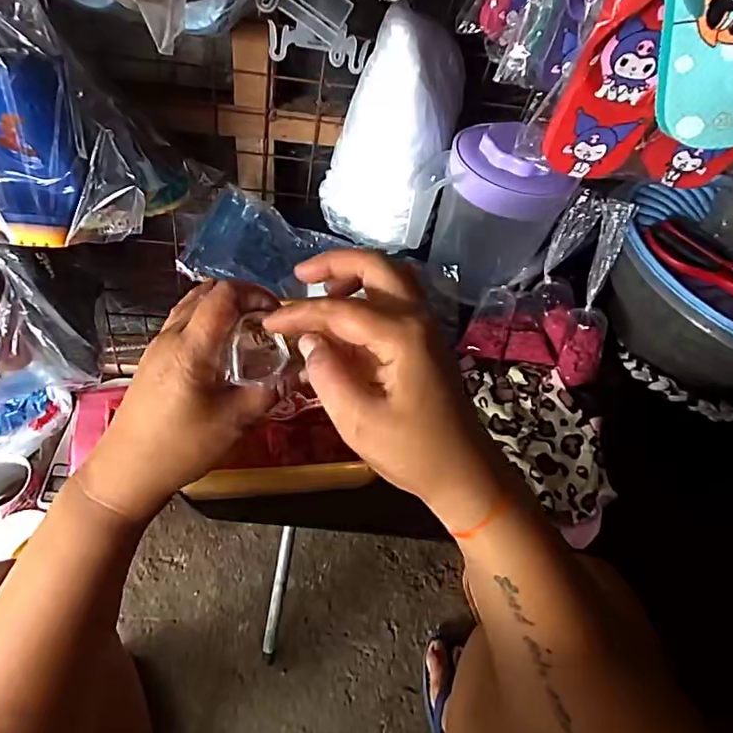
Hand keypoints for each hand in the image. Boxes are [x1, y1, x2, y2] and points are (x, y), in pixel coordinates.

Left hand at [74, 280, 277, 525]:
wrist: (125, 473)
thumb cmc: (180, 447)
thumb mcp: (235, 421)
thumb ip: (271, 390)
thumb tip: (303, 371)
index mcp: (191, 347)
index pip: (224, 294)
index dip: (255, 293)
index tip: (277, 313)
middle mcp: (171, 337)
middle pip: (207, 292)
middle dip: (243, 297)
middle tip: (267, 320)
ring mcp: (158, 346)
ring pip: (193, 304)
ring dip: (224, 307)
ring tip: (249, 331)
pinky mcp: (153, 359)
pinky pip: (184, 322)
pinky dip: (208, 321)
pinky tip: (224, 349)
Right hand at [261, 251, 507, 531]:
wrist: (464, 470)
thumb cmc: (413, 452)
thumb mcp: (360, 422)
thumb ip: (328, 375)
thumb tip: (309, 341)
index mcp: (403, 336)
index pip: (342, 309)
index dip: (300, 313)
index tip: (268, 322)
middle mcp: (419, 319)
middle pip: (378, 268)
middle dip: (337, 263)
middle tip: (300, 275)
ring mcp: (428, 327)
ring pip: (393, 278)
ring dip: (357, 274)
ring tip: (321, 291)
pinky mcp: (428, 340)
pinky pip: (399, 299)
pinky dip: (370, 294)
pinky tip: (346, 317)